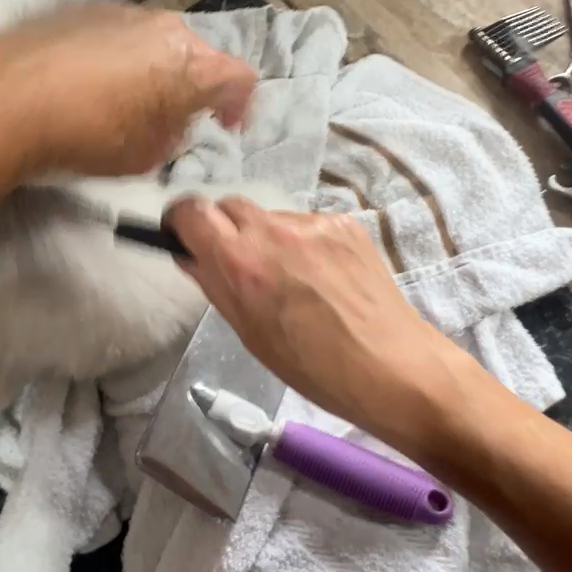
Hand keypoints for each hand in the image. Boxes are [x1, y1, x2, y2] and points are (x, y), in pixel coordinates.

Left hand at [0, 3, 255, 176]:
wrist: (10, 95)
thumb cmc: (91, 134)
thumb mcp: (146, 156)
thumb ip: (172, 137)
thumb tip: (170, 124)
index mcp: (193, 63)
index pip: (239, 78)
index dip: (239, 106)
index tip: (226, 127)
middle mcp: (164, 27)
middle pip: (196, 55)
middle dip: (193, 87)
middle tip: (175, 120)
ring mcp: (121, 13)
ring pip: (154, 42)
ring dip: (154, 71)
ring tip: (129, 103)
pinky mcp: (82, 11)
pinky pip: (117, 37)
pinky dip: (118, 60)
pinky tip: (91, 86)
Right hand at [166, 197, 479, 453]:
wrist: (391, 366)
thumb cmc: (311, 366)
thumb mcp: (249, 333)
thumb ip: (215, 286)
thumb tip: (192, 256)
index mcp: (241, 262)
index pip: (192, 211)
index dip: (180, 220)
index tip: (183, 235)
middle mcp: (273, 231)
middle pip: (228, 205)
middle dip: (223, 227)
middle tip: (236, 262)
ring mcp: (313, 223)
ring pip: (270, 216)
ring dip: (265, 237)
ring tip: (289, 277)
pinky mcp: (344, 223)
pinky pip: (306, 223)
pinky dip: (301, 242)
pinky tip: (320, 276)